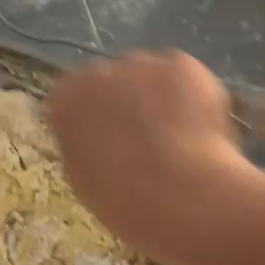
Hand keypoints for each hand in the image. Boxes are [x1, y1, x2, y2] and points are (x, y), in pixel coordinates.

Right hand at [45, 50, 255, 259]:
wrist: (176, 193)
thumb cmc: (123, 200)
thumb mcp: (83, 180)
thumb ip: (84, 147)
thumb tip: (98, 142)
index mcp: (65, 103)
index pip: (71, 100)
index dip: (93, 120)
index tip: (107, 142)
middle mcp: (97, 73)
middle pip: (110, 82)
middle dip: (126, 104)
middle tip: (147, 141)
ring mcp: (140, 64)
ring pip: (150, 76)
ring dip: (160, 98)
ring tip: (178, 140)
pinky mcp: (180, 65)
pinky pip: (185, 78)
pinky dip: (192, 97)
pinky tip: (199, 130)